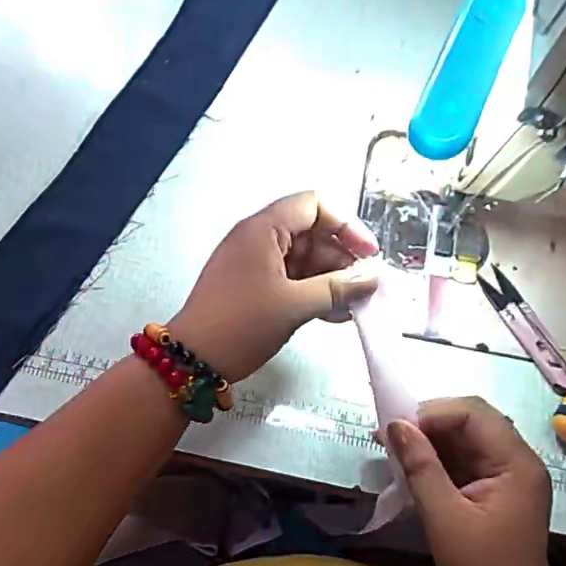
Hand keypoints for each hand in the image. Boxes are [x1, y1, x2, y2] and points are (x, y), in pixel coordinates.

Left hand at [167, 191, 380, 381]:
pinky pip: (291, 280)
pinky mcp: (253, 288)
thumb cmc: (241, 325)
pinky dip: (313, 293)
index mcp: (263, 229)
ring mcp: (254, 264)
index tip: (367, 253)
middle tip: (365, 287)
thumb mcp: (294, 306)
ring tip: (355, 305)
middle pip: (311, 234)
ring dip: (331, 280)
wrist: (193, 359)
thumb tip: (372, 279)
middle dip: (342, 259)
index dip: (346, 225)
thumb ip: (338, 289)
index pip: (314, 206)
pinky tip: (334, 314)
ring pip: (304, 261)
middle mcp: (258, 239)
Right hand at [386, 397, 562, 565]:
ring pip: (465, 437)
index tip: (395, 433)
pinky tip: (412, 468)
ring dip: (429, 440)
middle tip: (389, 439)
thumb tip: (395, 425)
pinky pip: (465, 458)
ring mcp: (509, 472)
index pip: (473, 414)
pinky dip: (437, 458)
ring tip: (393, 452)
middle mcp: (517, 458)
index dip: (431, 414)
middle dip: (427, 423)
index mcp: (515, 463)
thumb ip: (421, 468)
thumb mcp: (445, 518)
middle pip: (470, 420)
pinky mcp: (497, 487)